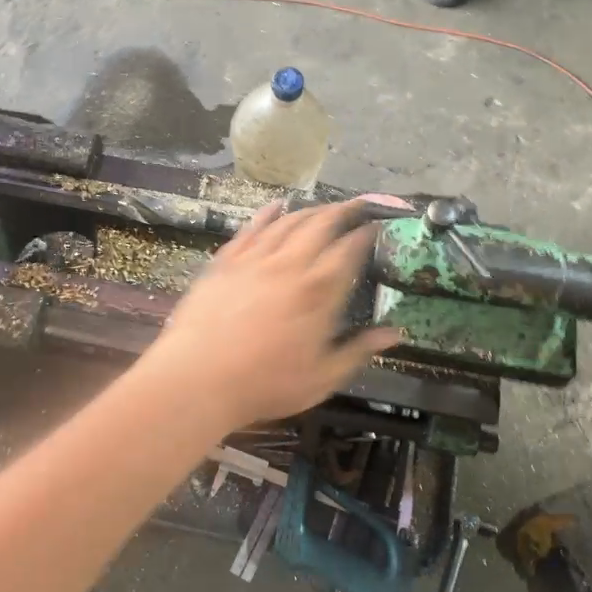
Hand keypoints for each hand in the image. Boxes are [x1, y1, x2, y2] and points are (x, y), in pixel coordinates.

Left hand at [133, 200, 402, 431]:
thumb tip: (395, 333)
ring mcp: (254, 259)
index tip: (377, 226)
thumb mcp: (323, 377)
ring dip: (309, 210)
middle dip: (343, 211)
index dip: (366, 233)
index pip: (350, 249)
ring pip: (287, 222)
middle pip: (321, 224)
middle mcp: (290, 264)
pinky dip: (267, 214)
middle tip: (357, 206)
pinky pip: (251, 228)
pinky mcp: (225, 261)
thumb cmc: (265, 384)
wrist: (197, 378)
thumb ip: (359, 350)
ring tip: (324, 208)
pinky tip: (276, 206)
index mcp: (319, 290)